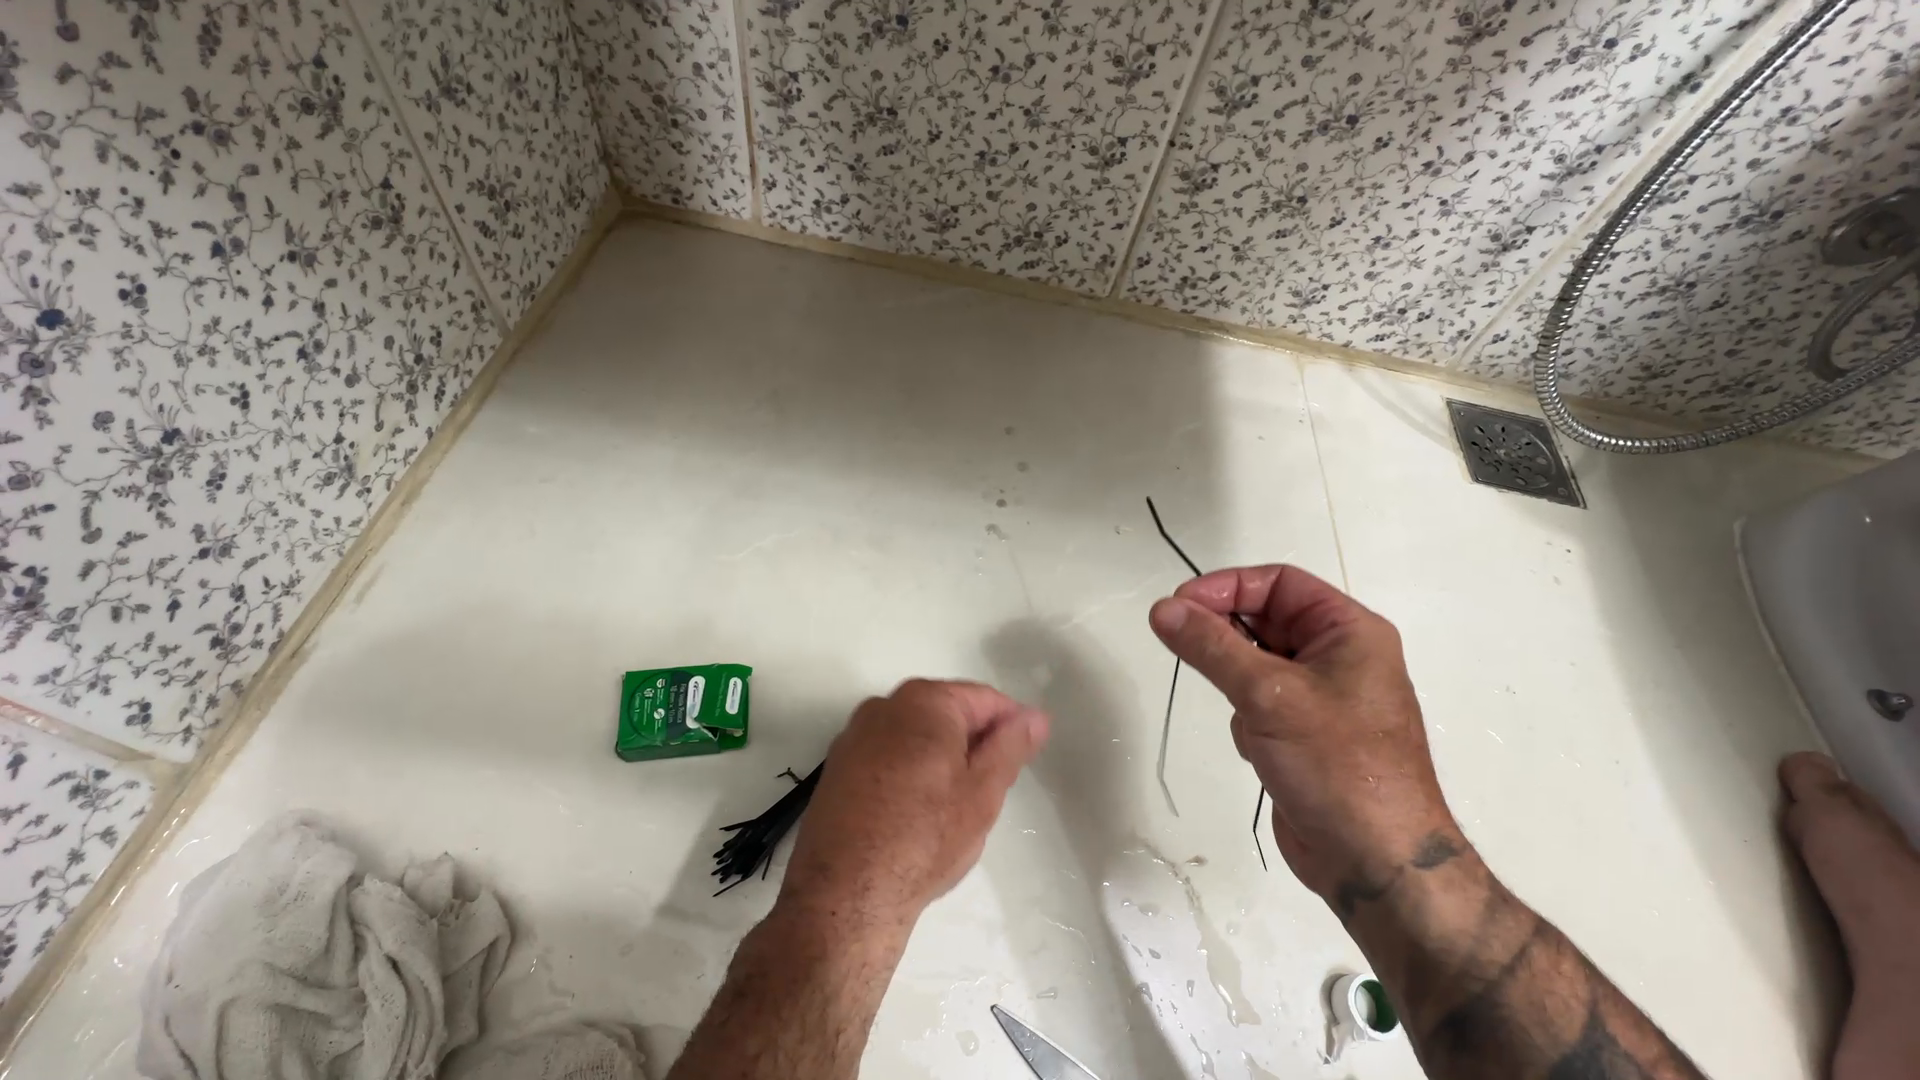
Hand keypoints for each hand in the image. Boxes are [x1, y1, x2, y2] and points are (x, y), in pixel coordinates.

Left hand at [778, 679, 1049, 929]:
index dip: (1012, 726)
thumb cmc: (925, 837)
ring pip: (916, 739)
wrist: (845, 894)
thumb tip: (1034, 716)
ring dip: (942, 762)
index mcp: (923, 701)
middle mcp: (883, 706)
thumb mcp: (983, 792)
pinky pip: (888, 759)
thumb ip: (1011, 746)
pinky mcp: (837, 770)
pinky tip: (916, 817)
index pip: (984, 699)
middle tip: (993, 791)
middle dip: (974, 745)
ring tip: (955, 811)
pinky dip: (910, 776)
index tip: (1027, 757)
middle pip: (946, 715)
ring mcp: (854, 737)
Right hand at [1148, 566, 1457, 902]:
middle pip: (1265, 620)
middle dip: (1226, 638)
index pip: (1278, 583)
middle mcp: (1339, 656)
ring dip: (1236, 682)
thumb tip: (1162, 609)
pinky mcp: (1304, 734)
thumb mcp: (1268, 695)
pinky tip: (1259, 749)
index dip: (1226, 587)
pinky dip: (1245, 716)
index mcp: (1349, 632)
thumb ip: (1211, 647)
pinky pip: (1258, 702)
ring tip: (1245, 716)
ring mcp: (1322, 698)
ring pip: (1256, 663)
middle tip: (1184, 650)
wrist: (1376, 861)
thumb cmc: (1335, 764)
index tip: (1178, 606)